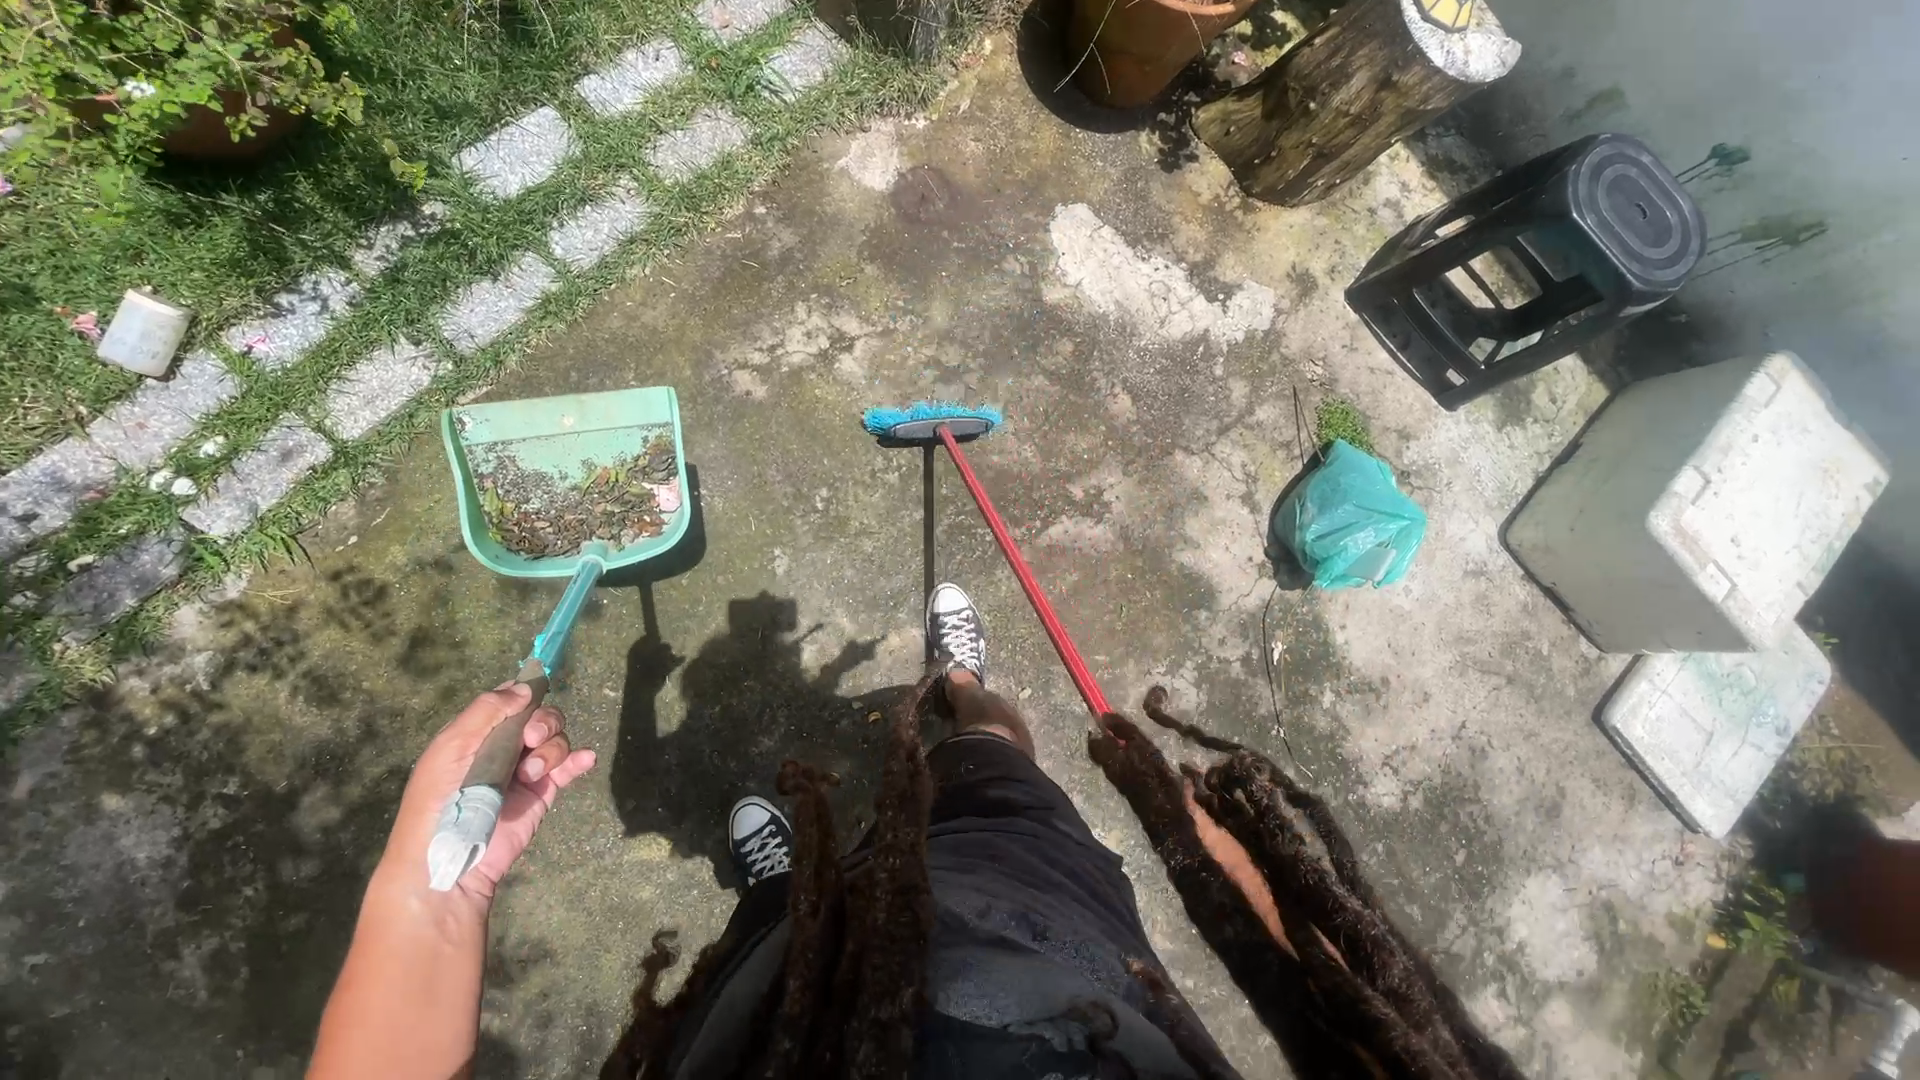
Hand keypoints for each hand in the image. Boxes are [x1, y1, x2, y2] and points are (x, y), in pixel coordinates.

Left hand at [381, 683, 596, 905]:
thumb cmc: (439, 800)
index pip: (509, 701)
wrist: (450, 857)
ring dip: (552, 750)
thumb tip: (524, 687)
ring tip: (533, 774)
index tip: (532, 695)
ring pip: (557, 740)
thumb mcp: (452, 748)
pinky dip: (579, 760)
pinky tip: (584, 760)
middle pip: (541, 716)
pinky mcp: (543, 792)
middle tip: (533, 739)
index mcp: (477, 733)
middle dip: (543, 722)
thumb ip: (486, 712)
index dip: (523, 694)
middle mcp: (505, 747)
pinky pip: (570, 767)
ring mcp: (526, 770)